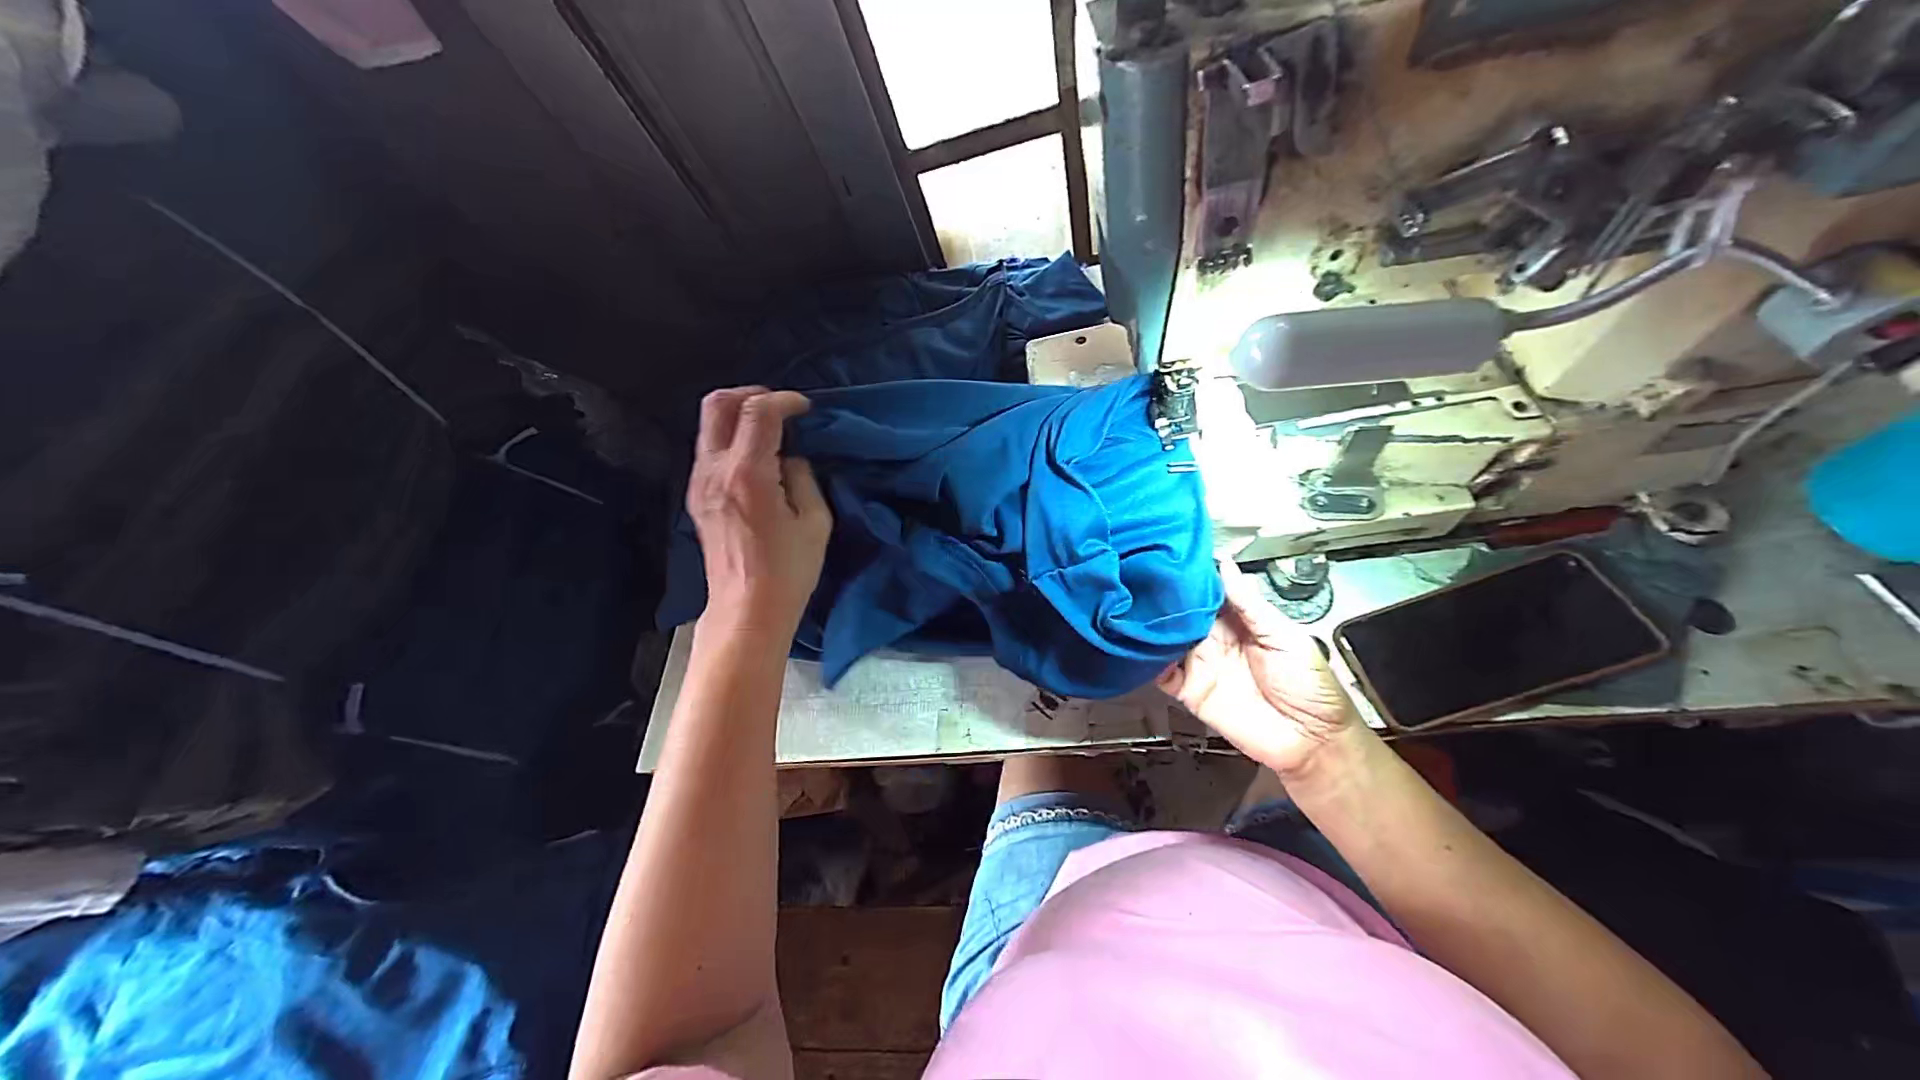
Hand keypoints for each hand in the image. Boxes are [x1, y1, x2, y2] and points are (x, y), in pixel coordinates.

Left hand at [688, 387, 831, 636]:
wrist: (747, 609)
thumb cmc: (789, 571)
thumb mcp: (815, 522)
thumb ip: (803, 478)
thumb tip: (789, 461)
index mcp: (748, 474)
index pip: (758, 411)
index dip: (785, 400)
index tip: (806, 409)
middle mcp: (715, 471)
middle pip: (718, 404)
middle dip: (751, 394)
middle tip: (781, 406)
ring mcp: (699, 483)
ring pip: (709, 424)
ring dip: (739, 414)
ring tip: (771, 428)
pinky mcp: (697, 496)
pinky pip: (709, 448)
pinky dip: (732, 437)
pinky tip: (757, 455)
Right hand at [1158, 561, 1360, 777]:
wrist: (1311, 742)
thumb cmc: (1312, 688)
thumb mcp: (1286, 636)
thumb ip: (1251, 605)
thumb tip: (1226, 566)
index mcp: (1239, 621)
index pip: (1208, 592)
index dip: (1191, 577)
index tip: (1172, 559)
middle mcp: (1215, 639)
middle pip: (1182, 613)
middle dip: (1166, 598)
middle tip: (1149, 581)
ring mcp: (1201, 664)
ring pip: (1167, 639)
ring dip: (1154, 627)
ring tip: (1142, 610)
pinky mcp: (1190, 690)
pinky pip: (1161, 674)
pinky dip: (1149, 662)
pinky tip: (1145, 649)